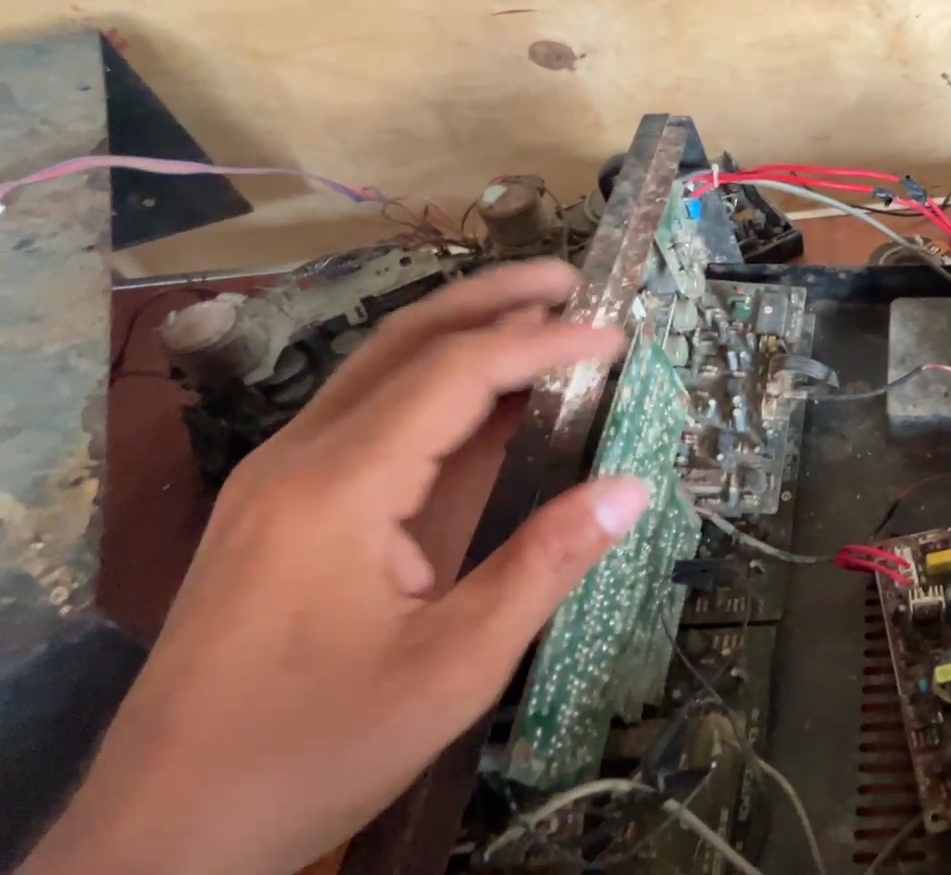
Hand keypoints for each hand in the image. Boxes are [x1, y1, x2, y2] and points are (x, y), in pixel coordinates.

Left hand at [23, 260, 651, 874]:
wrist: (165, 834)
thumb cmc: (319, 746)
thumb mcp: (456, 666)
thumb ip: (546, 564)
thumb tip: (633, 487)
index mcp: (339, 487)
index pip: (455, 374)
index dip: (544, 346)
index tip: (617, 339)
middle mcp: (301, 459)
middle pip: (404, 343)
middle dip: (493, 301)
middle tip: (574, 282)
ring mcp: (285, 480)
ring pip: (382, 372)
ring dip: (466, 334)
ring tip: (545, 318)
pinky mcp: (287, 508)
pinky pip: (373, 420)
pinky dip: (443, 390)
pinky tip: (492, 399)